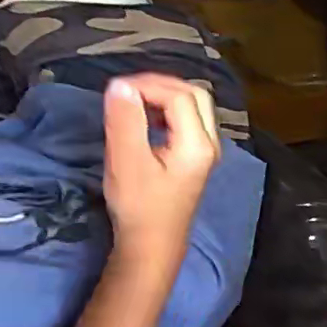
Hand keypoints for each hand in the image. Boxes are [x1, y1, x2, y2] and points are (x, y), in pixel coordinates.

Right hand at [102, 74, 220, 265]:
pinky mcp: (197, 156)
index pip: (181, 97)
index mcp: (199, 144)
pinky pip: (189, 120)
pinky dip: (169, 110)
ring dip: (165, 95)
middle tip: (127, 88)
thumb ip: (125, 121)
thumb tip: (120, 85)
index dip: (148, 85)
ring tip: (132, 100)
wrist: (154, 241)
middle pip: (196, 96)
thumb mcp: (126, 161)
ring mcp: (207, 150)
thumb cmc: (140, 205)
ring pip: (195, 107)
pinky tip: (145, 118)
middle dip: (162, 84)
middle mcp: (210, 144)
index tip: (116, 89)